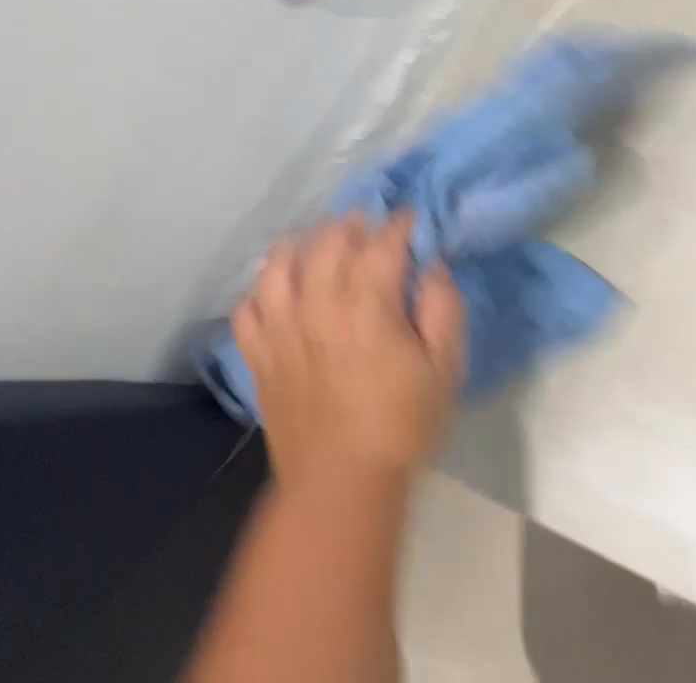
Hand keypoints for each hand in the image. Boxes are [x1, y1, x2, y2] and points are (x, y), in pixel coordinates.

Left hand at [232, 213, 466, 484]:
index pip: (384, 243)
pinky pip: (249, 306)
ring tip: (322, 240)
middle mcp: (318, 305)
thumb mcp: (446, 364)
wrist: (341, 481)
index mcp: (368, 304)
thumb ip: (443, 307)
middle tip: (374, 222)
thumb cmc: (404, 420)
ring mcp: (281, 329)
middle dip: (354, 224)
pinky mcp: (260, 355)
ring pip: (280, 264)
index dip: (402, 223)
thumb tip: (432, 268)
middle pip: (329, 243)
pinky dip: (263, 286)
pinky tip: (280, 286)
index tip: (415, 215)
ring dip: (304, 243)